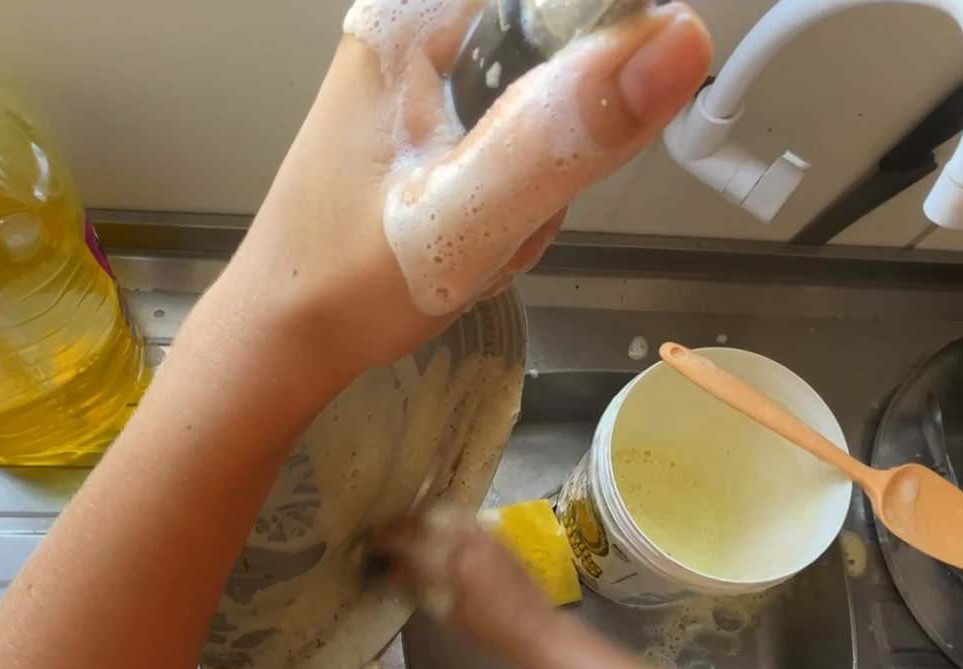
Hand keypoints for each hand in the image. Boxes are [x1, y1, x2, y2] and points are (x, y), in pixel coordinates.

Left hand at [214, 1, 711, 382]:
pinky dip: (511, 201)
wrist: (286, 340)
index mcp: (410, 20)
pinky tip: (474, 240)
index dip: (591, 51)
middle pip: (549, 48)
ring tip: (482, 237)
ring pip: (537, 108)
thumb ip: (559, 141)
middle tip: (517, 207)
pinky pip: (509, 147)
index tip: (571, 142)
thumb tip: (677, 47)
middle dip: (555, 141)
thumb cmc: (342, 286)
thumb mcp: (458, 220)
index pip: (548, 0)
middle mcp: (414, 34)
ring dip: (534, 185)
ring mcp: (422, 90)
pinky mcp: (429, 134)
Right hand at [379, 505, 568, 662]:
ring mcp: (487, 535)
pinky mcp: (499, 538)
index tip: (373, 543)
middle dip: (403, 523)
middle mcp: (470, 538)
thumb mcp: (448, 615)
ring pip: (448, 512)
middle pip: (427, 517)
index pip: (410, 540)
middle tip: (388, 534)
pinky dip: (446, 521)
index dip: (386, 539)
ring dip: (425, 518)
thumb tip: (395, 571)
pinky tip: (440, 535)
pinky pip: (466, 519)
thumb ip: (419, 588)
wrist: (538, 631)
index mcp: (454, 559)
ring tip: (411, 532)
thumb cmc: (491, 632)